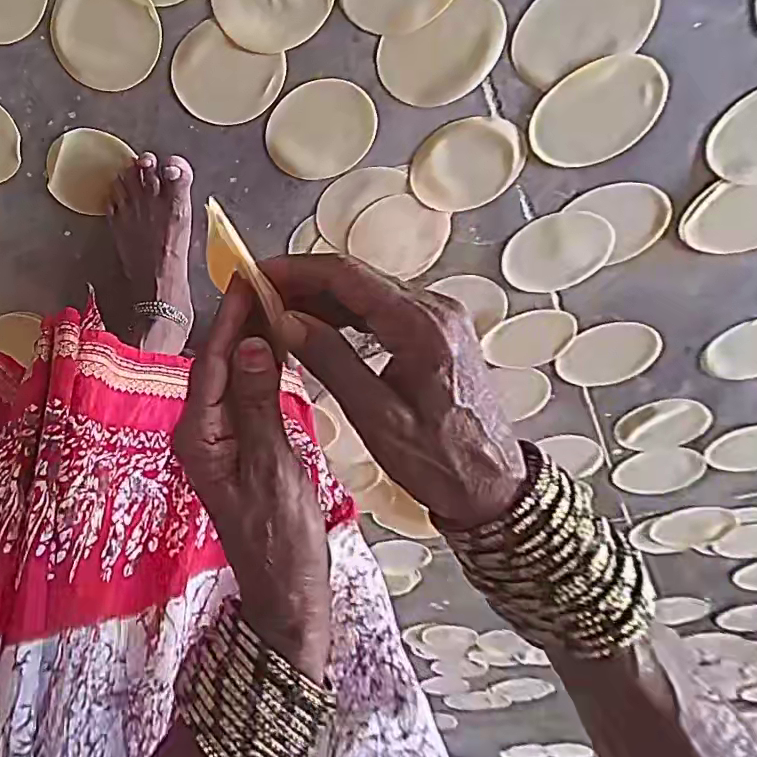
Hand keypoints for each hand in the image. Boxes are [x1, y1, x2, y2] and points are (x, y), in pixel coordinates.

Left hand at [173, 278, 331, 680]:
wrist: (287, 589)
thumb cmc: (281, 537)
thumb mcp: (274, 469)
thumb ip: (260, 406)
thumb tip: (254, 345)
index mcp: (200, 435)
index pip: (213, 363)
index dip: (230, 321)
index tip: (246, 281)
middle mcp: (202, 431)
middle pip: (219, 364)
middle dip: (239, 323)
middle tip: (265, 283)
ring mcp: (219, 438)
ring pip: (233, 376)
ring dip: (251, 341)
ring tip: (274, 304)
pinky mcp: (239, 443)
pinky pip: (246, 394)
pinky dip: (261, 367)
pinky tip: (278, 348)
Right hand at [259, 254, 526, 527]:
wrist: (495, 486)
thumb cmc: (440, 462)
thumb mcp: (376, 417)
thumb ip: (330, 360)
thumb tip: (286, 320)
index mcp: (422, 327)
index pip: (348, 276)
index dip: (297, 270)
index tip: (261, 274)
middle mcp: (435, 310)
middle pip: (357, 277)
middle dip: (305, 281)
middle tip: (261, 293)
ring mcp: (438, 317)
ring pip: (368, 290)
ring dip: (323, 296)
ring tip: (280, 309)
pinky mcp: (436, 330)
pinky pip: (383, 308)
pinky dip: (346, 312)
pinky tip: (318, 324)